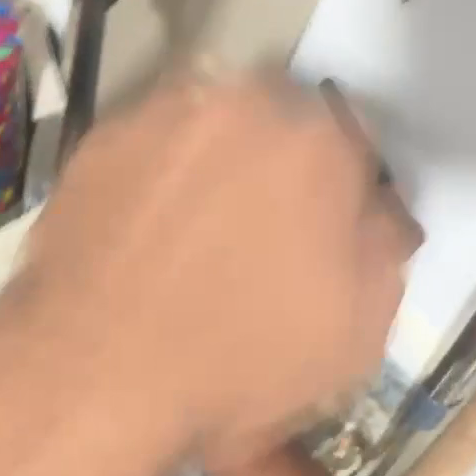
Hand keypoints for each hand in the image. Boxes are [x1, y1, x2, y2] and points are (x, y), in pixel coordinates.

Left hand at [4, 65, 420, 469]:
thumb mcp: (354, 332)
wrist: (93, 371)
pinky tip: (137, 229)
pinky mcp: (95, 142)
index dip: (336, 190)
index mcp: (318, 143)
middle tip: (247, 231)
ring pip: (203, 128)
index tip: (317, 229)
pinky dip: (150, 177)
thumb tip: (379, 211)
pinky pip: (143, 148)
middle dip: (271, 166)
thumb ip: (382, 250)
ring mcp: (157, 116)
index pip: (349, 143)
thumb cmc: (235, 363)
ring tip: (185, 232)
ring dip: (207, 163)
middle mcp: (237, 104)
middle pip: (272, 123)